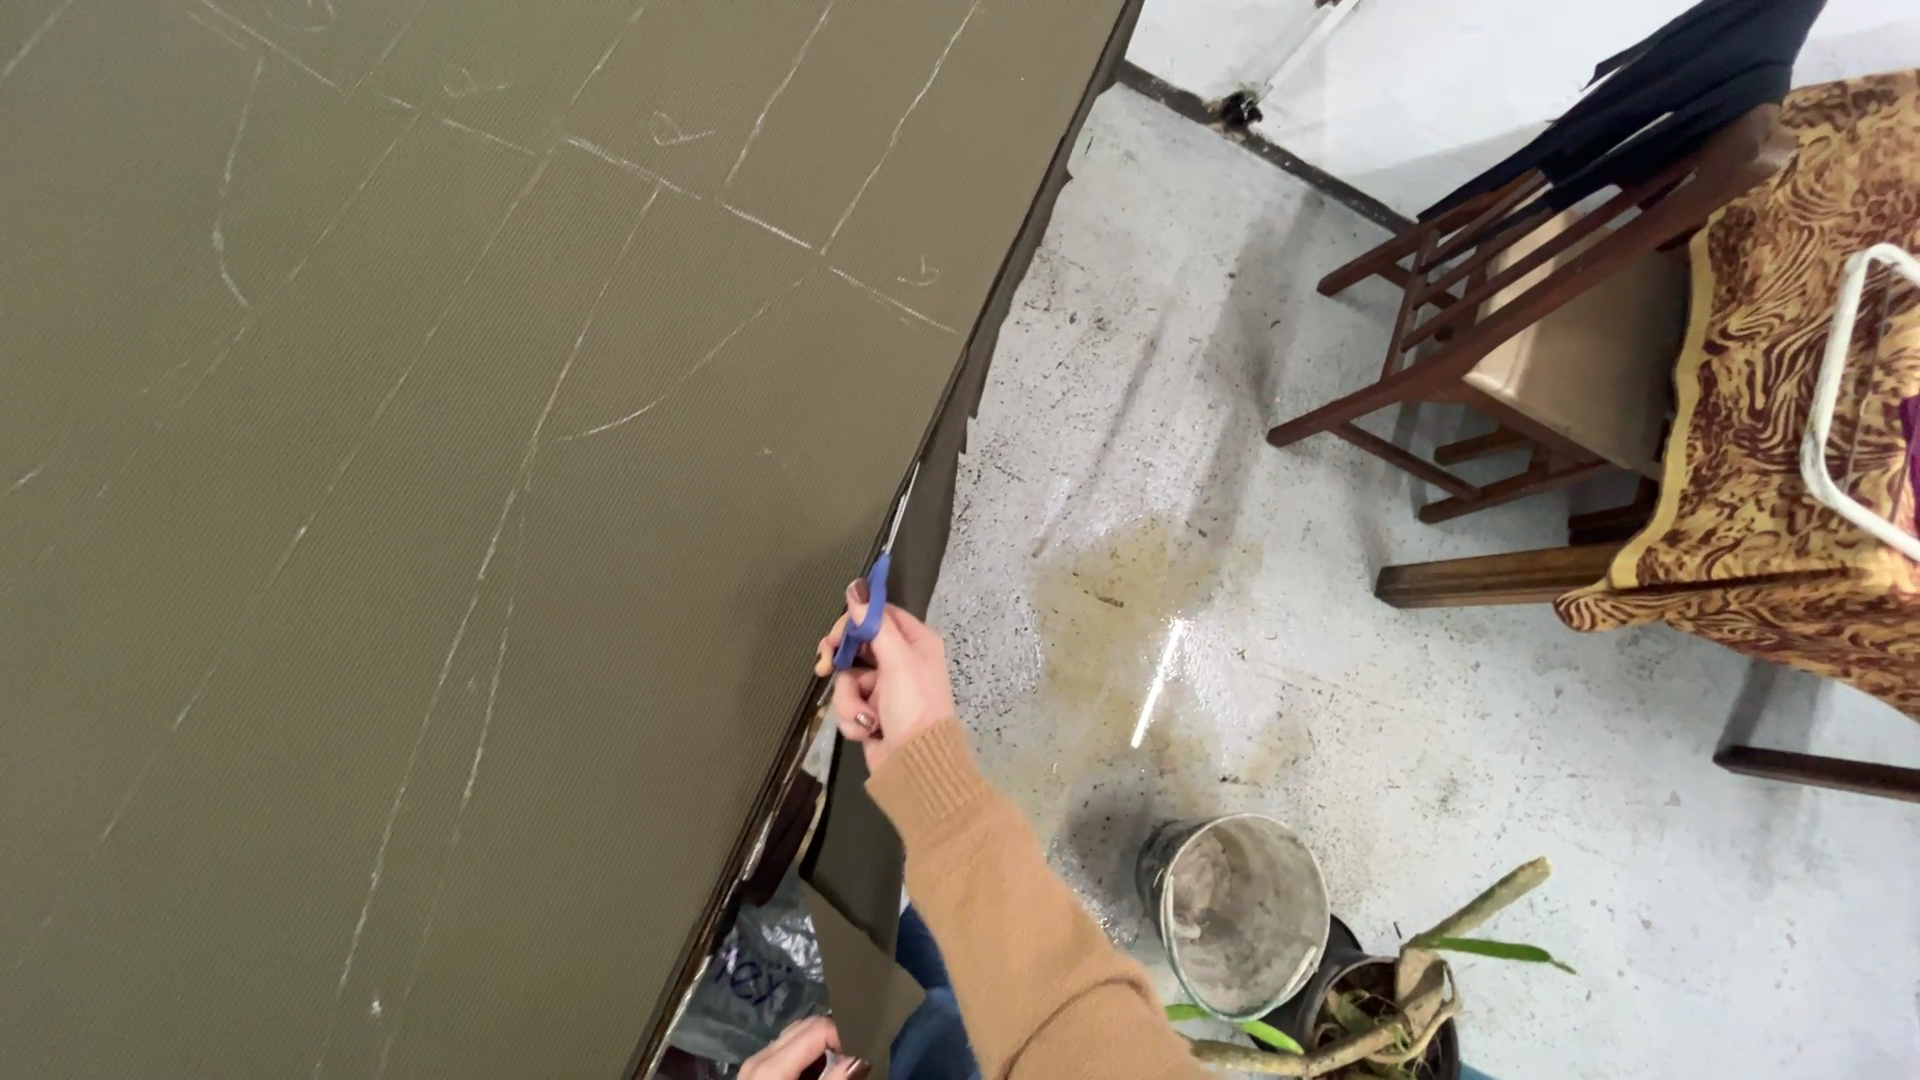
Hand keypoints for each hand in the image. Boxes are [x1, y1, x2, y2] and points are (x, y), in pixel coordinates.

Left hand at [739, 1017, 866, 1079]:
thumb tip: (862, 1056)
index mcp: (771, 1065)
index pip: (818, 1027)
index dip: (844, 1035)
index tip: (862, 1053)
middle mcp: (760, 1056)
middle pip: (807, 1026)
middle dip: (834, 1036)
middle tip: (856, 1055)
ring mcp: (754, 1062)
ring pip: (797, 1034)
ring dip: (821, 1044)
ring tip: (840, 1061)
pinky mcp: (755, 1071)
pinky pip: (786, 1049)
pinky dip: (806, 1055)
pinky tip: (817, 1071)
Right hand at [813, 579, 956, 772]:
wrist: (916, 765)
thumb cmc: (914, 706)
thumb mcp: (897, 661)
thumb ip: (874, 624)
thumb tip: (857, 587)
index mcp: (916, 642)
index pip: (879, 616)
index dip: (855, 621)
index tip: (836, 633)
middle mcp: (901, 661)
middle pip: (858, 646)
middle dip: (841, 661)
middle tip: (825, 665)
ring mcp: (885, 688)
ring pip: (847, 678)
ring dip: (849, 698)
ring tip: (865, 716)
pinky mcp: (871, 711)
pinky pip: (848, 703)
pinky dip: (853, 717)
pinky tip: (868, 729)